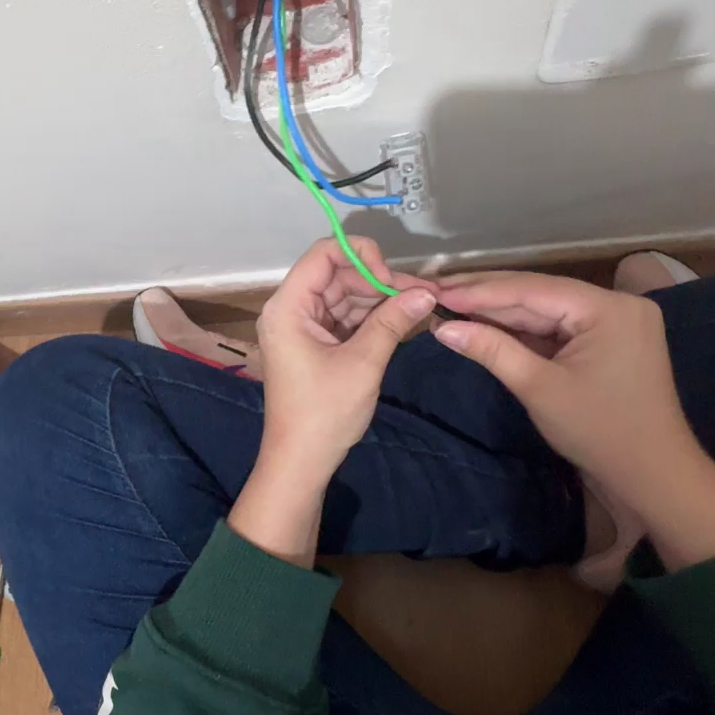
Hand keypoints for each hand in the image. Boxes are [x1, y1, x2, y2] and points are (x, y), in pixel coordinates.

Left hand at [230, 237, 435, 566]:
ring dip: (380, 298)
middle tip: (422, 293)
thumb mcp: (362, 363)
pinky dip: (372, 317)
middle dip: (379, 280)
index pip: (322, 255)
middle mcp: (291, 310)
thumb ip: (392, 322)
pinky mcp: (316, 344)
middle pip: (337, 274)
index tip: (392, 275)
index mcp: (288, 307)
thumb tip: (426, 293)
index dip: (360, 254)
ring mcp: (303, 327)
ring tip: (422, 304)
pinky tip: (404, 318)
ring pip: (345, 296)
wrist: (300, 460)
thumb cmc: (324, 412)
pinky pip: (345, 317)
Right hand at [431, 272, 714, 568]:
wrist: (652, 475)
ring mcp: (613, 320)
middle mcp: (616, 303)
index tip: (434, 290)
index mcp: (608, 309)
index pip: (531, 289)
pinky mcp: (605, 338)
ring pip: (543, 307)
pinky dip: (518, 327)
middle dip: (484, 293)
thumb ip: (491, 349)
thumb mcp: (538, 387)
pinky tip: (481, 321)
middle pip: (537, 292)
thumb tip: (441, 326)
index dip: (479, 290)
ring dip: (497, 309)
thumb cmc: (598, 430)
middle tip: (433, 289)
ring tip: (448, 301)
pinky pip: (554, 325)